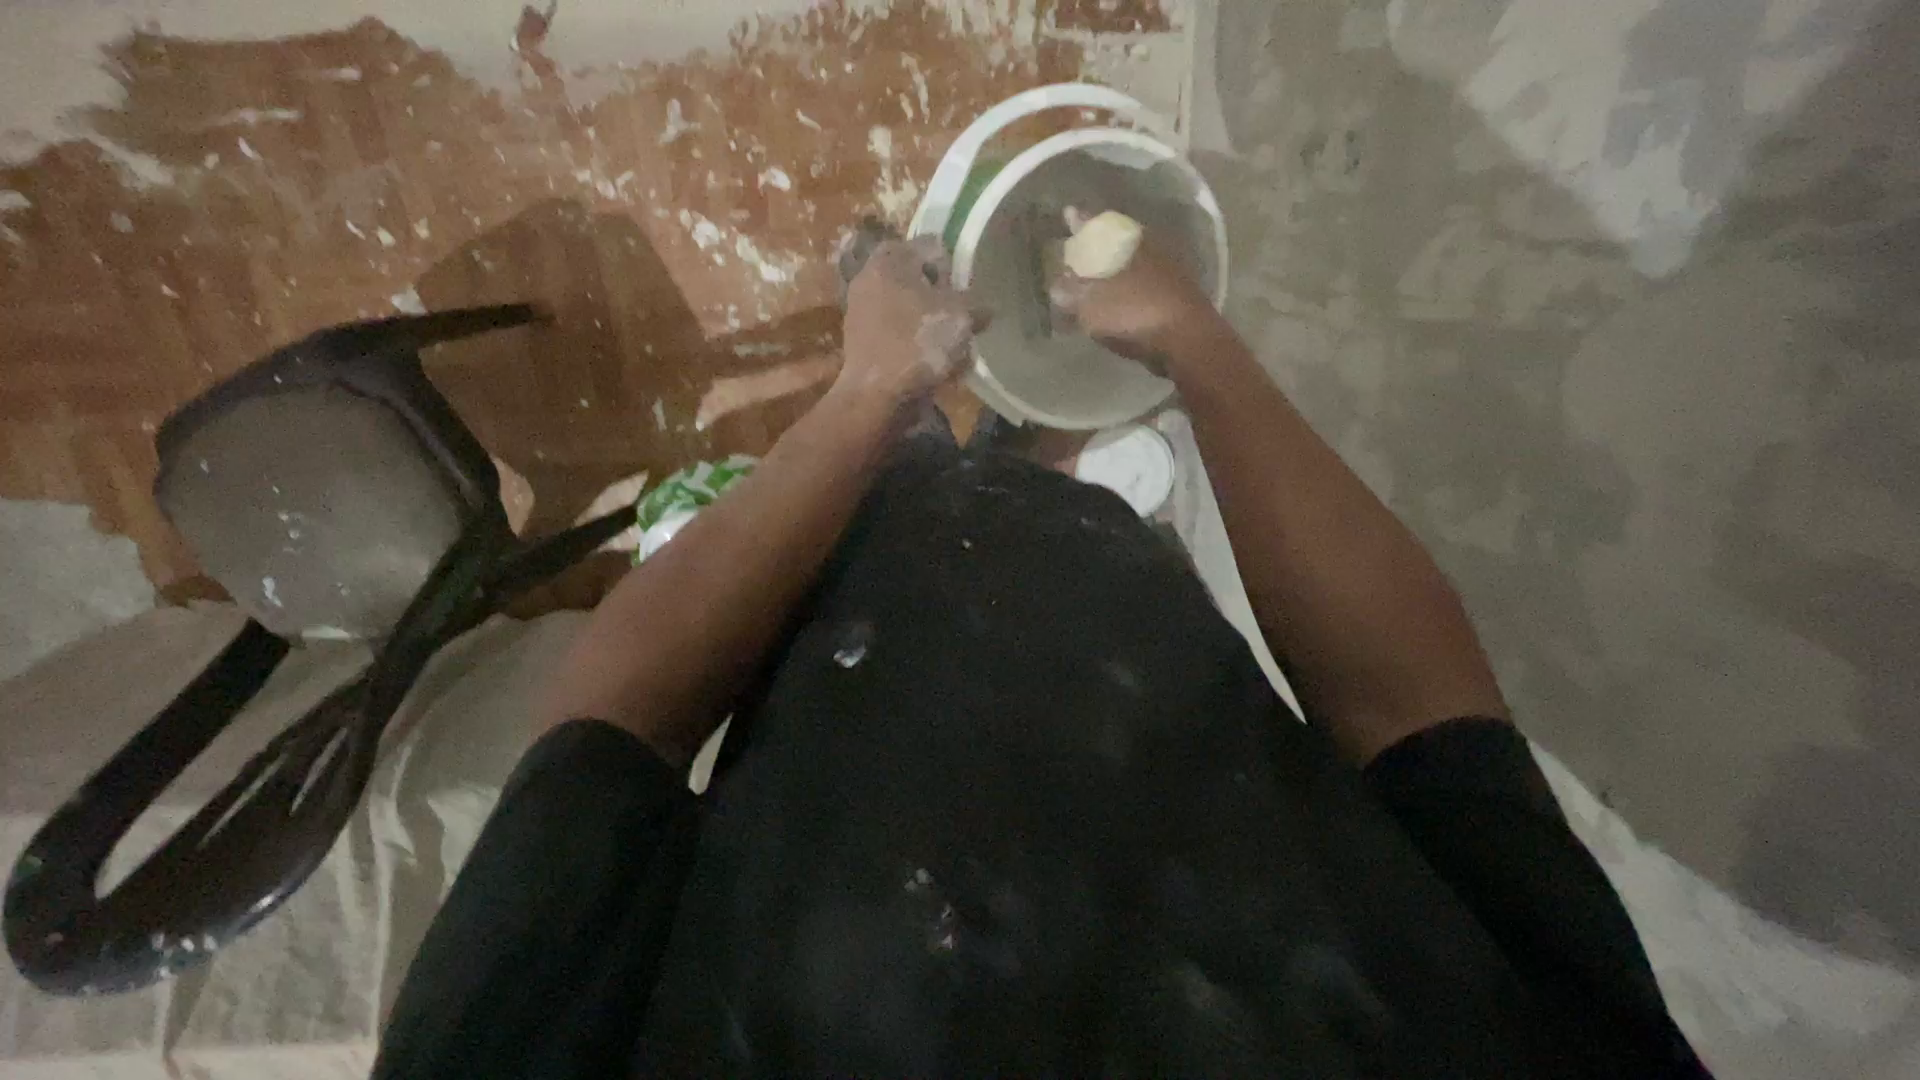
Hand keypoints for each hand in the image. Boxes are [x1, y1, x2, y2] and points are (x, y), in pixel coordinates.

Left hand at [837, 235, 977, 406]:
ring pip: (911, 312)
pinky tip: (935, 369)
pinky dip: (917, 348)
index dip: (954, 269)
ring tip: (952, 352)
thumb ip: (976, 304)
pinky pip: (900, 337)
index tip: (963, 296)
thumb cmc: (918, 344)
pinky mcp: (863, 344)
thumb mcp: (961, 316)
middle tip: (960, 323)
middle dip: (943, 302)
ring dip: (933, 328)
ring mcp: (862, 314)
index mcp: (889, 259)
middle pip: (920, 282)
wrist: (876, 397)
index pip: (931, 247)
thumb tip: (984, 309)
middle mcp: (869, 279)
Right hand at [1050, 210, 1219, 366]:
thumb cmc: (1135, 313)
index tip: (1069, 214)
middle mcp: (1149, 250)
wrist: (1188, 341)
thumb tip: (1057, 288)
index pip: (1098, 225)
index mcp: (1128, 242)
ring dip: (1111, 275)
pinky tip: (1114, 307)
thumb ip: (1071, 294)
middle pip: (1116, 245)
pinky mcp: (1174, 299)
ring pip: (1130, 267)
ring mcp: (1166, 274)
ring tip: (1092, 283)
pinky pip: (1140, 290)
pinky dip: (1124, 295)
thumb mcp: (1092, 305)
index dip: (1080, 222)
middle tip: (1077, 255)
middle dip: (1096, 250)